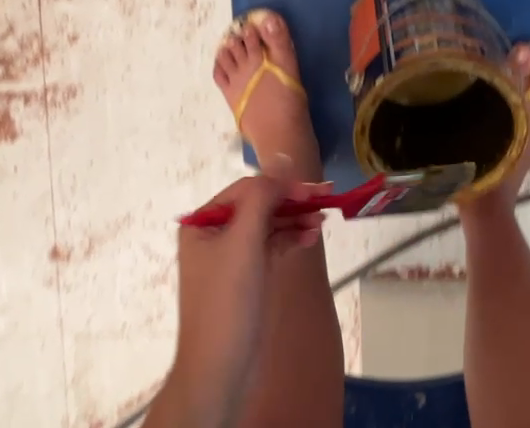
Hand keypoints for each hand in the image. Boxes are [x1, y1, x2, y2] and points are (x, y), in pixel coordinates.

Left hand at [151, 176, 325, 427]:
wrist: (219, 372)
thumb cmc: (227, 302)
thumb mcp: (244, 241)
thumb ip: (263, 196)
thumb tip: (282, 157)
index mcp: (202, 223)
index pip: (247, 189)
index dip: (281, 185)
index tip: (314, 188)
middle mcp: (213, 236)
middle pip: (259, 206)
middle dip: (291, 202)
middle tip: (326, 198)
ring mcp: (230, 259)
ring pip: (267, 226)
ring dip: (294, 220)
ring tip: (322, 221)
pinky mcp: (246, 279)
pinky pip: (270, 247)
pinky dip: (290, 240)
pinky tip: (311, 237)